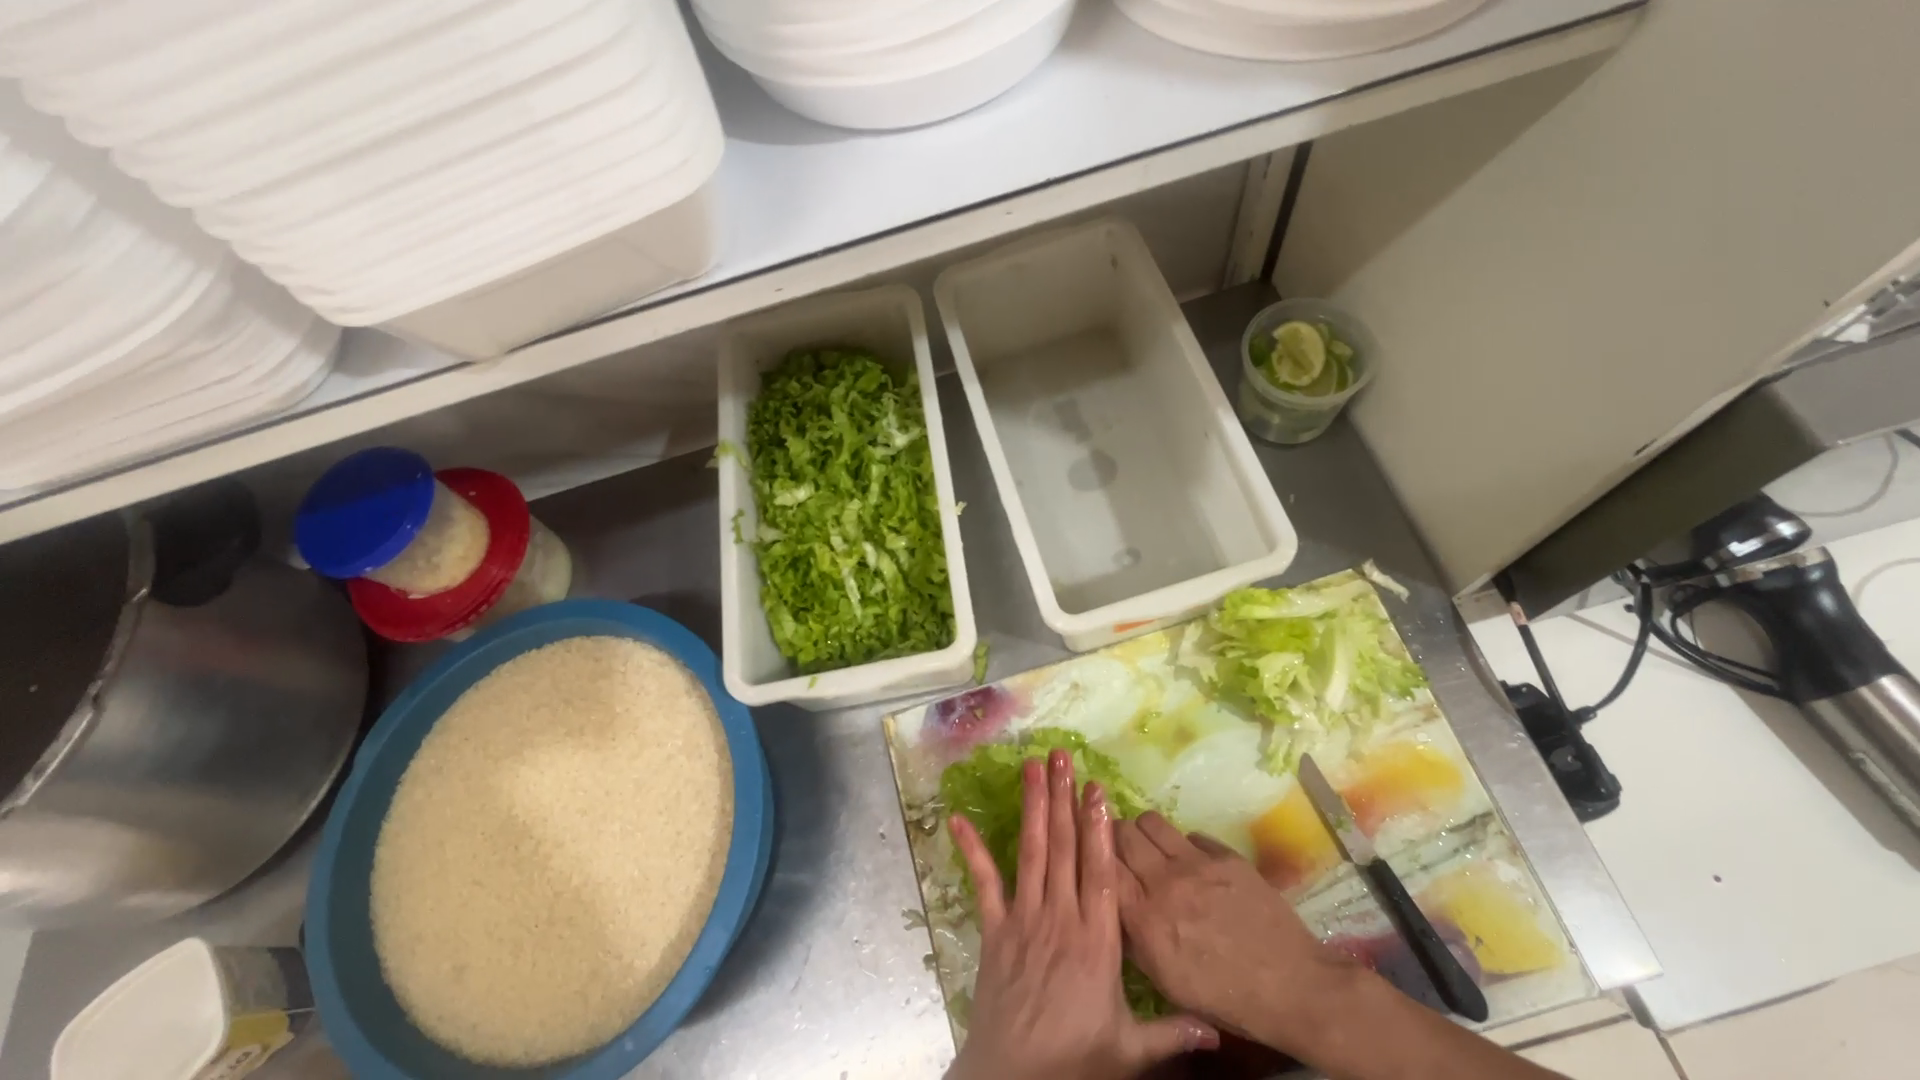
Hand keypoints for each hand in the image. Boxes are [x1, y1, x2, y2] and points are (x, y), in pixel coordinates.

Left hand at [946, 752, 1219, 1079]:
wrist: (1015, 1077)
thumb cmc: (1075, 1059)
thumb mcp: (1131, 1049)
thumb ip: (1173, 1032)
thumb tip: (1217, 1028)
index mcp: (1098, 941)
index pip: (1100, 872)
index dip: (1098, 828)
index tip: (1098, 789)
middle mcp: (1061, 920)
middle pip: (1064, 849)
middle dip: (1064, 800)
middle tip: (1062, 757)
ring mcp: (1024, 921)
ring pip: (1031, 854)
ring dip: (1032, 809)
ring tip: (1031, 769)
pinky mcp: (994, 931)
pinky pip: (983, 884)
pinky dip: (972, 851)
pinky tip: (960, 819)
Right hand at [1114, 812, 1355, 1052]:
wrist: (1291, 987)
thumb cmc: (1224, 997)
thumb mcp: (1165, 981)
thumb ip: (1133, 939)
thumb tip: (1115, 908)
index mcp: (1144, 919)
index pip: (1101, 864)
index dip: (1092, 854)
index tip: (1090, 852)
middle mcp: (1165, 883)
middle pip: (1122, 833)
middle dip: (1115, 835)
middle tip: (1120, 847)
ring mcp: (1197, 865)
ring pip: (1152, 822)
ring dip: (1145, 831)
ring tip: (1152, 847)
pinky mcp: (1226, 856)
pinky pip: (1191, 834)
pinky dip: (1184, 845)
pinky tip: (1193, 864)